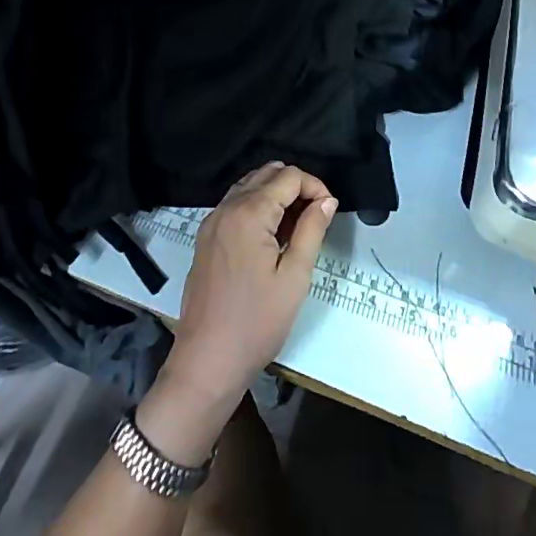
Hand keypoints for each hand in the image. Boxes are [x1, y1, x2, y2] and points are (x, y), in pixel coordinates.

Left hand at [145, 163, 335, 454]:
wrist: (207, 361)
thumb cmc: (256, 322)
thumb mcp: (295, 277)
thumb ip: (312, 230)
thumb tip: (327, 200)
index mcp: (248, 214)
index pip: (288, 176)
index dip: (315, 186)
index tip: (329, 211)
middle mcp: (225, 209)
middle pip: (266, 174)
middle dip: (296, 186)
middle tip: (316, 217)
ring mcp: (211, 223)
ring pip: (249, 187)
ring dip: (276, 195)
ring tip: (298, 226)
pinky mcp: (205, 238)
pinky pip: (235, 205)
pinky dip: (257, 207)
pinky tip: (272, 236)